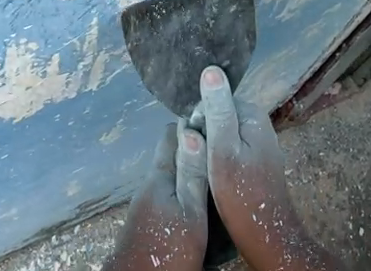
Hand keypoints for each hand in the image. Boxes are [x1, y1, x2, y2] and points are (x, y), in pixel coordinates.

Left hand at [104, 122, 208, 270]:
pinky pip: (171, 193)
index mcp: (160, 175)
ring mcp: (148, 200)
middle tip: (222, 151)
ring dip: (191, 172)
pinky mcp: (150, 218)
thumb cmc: (168, 248)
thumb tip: (191, 130)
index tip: (214, 122)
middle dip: (195, 149)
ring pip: (173, 175)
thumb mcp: (188, 213)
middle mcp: (151, 182)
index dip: (191, 124)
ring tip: (217, 175)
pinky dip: (186, 190)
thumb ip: (190, 174)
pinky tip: (201, 200)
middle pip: (174, 155)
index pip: (172, 134)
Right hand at [197, 66, 342, 270]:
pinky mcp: (257, 163)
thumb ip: (217, 110)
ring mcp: (260, 145)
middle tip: (199, 158)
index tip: (196, 143)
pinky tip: (215, 176)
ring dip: (210, 148)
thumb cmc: (242, 195)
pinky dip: (219, 159)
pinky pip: (230, 149)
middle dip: (204, 133)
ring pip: (222, 134)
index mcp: (253, 115)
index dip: (199, 118)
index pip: (214, 99)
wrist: (267, 240)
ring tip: (205, 169)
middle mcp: (260, 125)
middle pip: (218, 115)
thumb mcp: (222, 149)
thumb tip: (211, 70)